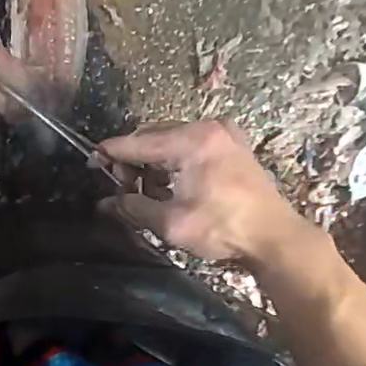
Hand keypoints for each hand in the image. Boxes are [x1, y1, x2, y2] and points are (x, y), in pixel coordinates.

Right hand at [97, 120, 312, 263]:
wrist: (274, 237)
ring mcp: (224, 134)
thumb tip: (106, 204)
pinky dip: (174, 161)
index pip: (138, 141)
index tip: (91, 162)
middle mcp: (208, 128)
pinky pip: (191, 146)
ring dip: (154, 163)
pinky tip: (170, 185)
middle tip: (121, 187)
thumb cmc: (224, 228)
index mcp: (192, 141)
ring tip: (147, 191)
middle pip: (154, 136)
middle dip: (133, 160)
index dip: (111, 153)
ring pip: (172, 141)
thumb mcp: (171, 223)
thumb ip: (134, 208)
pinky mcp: (232, 146)